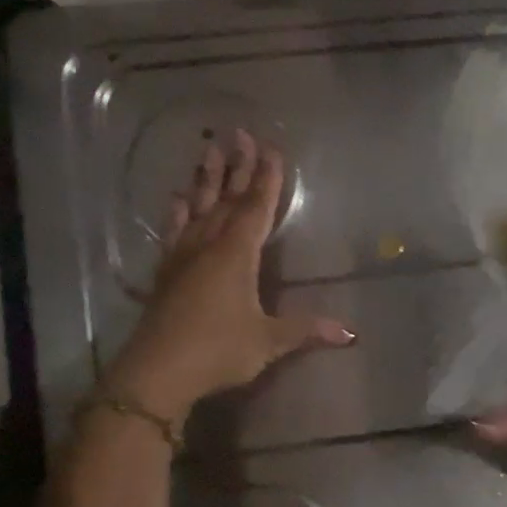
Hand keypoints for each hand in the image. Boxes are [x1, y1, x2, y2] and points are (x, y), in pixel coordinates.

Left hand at [102, 130, 352, 417]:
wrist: (156, 372)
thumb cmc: (218, 350)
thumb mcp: (268, 341)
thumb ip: (306, 330)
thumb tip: (349, 333)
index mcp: (237, 255)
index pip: (256, 208)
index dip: (266, 179)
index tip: (270, 148)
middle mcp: (209, 246)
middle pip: (227, 199)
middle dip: (237, 167)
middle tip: (240, 134)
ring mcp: (183, 257)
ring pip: (198, 208)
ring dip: (206, 179)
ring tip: (208, 150)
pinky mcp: (165, 273)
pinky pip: (173, 231)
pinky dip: (177, 212)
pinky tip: (177, 199)